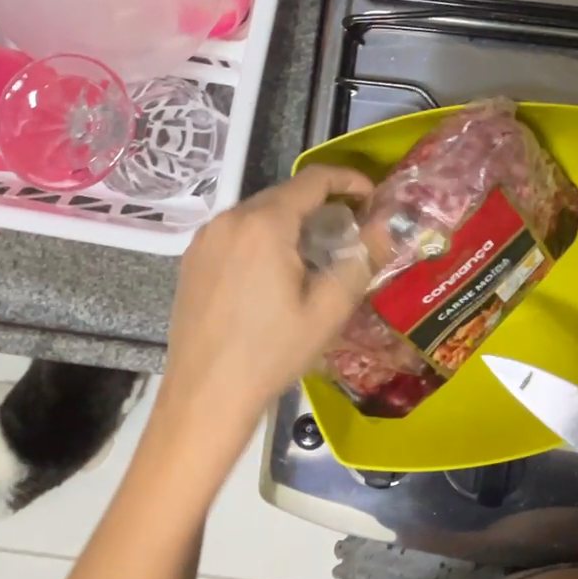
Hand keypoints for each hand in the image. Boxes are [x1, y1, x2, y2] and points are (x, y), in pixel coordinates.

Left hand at [159, 166, 375, 443]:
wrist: (204, 399)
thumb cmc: (270, 354)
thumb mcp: (327, 310)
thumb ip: (361, 259)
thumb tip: (385, 227)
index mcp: (264, 224)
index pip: (314, 179)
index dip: (348, 180)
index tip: (373, 196)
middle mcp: (229, 218)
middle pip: (285, 193)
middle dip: (322, 202)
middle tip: (352, 227)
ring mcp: (205, 238)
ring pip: (259, 211)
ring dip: (292, 220)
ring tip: (319, 250)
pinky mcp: (192, 259)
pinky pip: (237, 231)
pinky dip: (264, 236)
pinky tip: (278, 269)